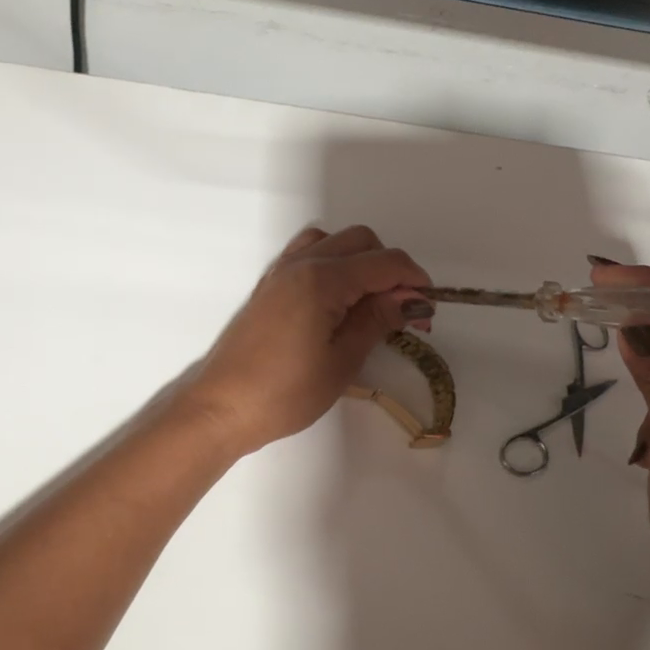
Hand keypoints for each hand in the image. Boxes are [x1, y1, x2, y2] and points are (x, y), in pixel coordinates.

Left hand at [180, 226, 432, 456]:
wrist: (223, 407)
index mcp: (321, 278)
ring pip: (333, 242)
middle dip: (390, 269)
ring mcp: (280, 271)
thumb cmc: (285, 393)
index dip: (414, 281)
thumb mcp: (342, 360)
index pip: (384, 262)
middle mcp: (300, 263)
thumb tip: (411, 298)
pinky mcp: (269, 286)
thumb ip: (377, 320)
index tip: (427, 311)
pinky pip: (309, 254)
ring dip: (360, 261)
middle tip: (402, 312)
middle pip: (361, 241)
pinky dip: (333, 264)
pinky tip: (338, 301)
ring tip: (370, 305)